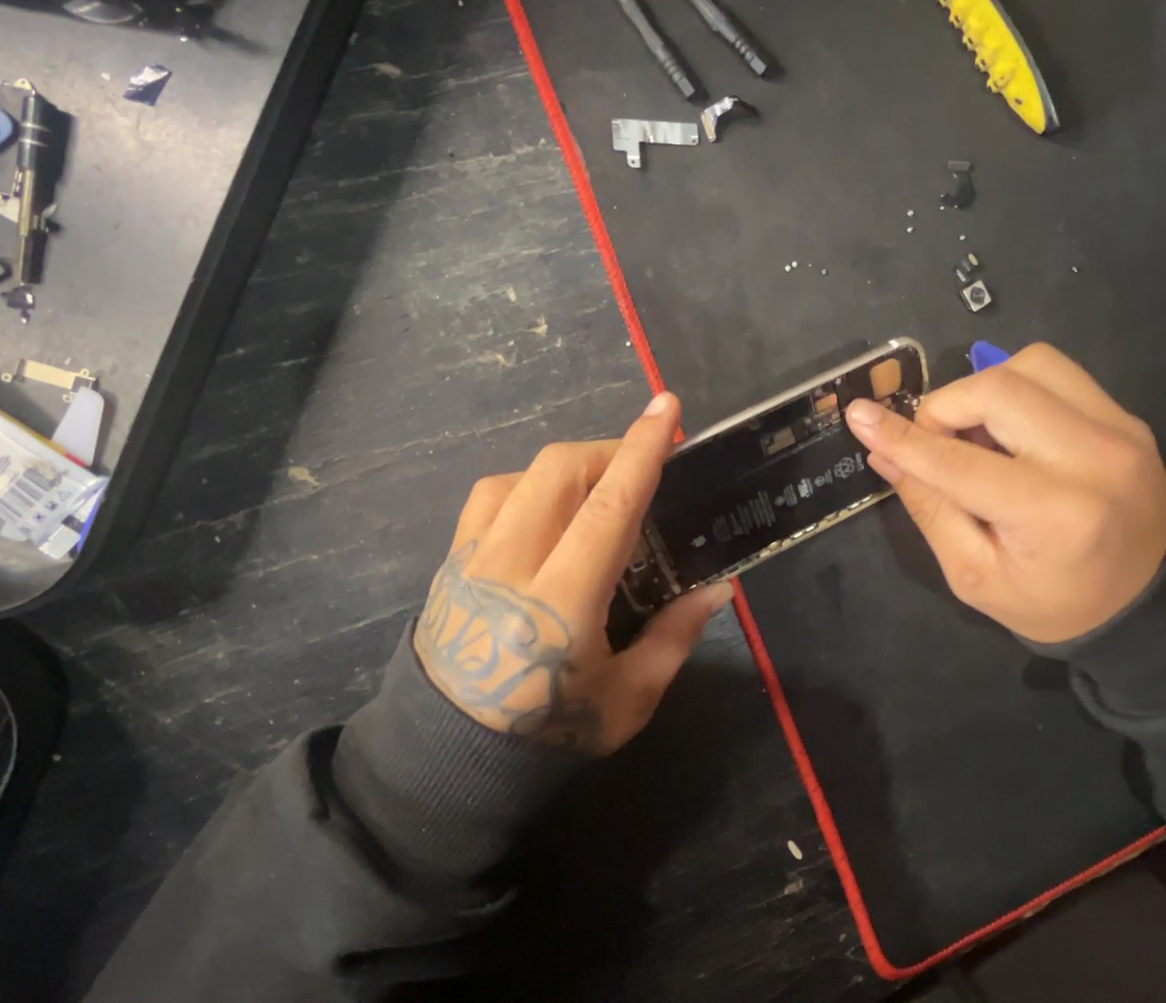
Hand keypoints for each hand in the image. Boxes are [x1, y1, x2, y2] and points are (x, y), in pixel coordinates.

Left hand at [413, 392, 732, 754]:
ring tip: (597, 492)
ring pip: (519, 476)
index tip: (667, 407)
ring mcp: (471, 559)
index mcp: (561, 601)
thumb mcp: (628, 699)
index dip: (642, 452)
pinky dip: (527, 486)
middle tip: (644, 471)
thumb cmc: (549, 730)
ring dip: (568, 468)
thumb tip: (718, 587)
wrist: (447, 758)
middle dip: (609, 451)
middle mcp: (510, 565)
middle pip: (559, 471)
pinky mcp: (450, 563)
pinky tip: (547, 512)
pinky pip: (489, 498)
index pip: (608, 506)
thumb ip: (674, 637)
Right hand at [844, 343, 1165, 643]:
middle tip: (934, 441)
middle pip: (998, 389)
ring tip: (976, 434)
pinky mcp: (1129, 419)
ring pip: (1031, 364)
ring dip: (984, 389)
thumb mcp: (975, 574)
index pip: (958, 461)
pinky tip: (1013, 430)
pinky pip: (1059, 374)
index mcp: (1053, 514)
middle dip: (946, 407)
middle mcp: (1094, 459)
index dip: (903, 437)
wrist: (1145, 606)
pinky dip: (1020, 389)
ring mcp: (1120, 431)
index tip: (859, 415)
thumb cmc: (1051, 602)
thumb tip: (882, 451)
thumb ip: (929, 507)